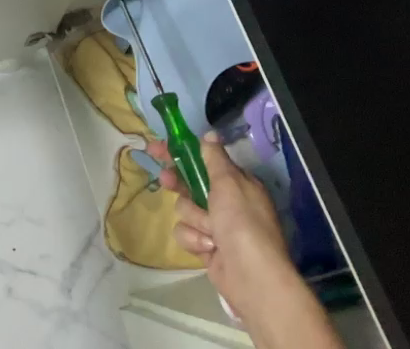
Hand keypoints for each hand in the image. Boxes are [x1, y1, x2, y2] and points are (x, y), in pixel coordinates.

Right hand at [151, 133, 308, 325]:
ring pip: (184, 208)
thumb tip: (210, 134)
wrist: (251, 275)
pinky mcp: (205, 245)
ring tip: (210, 231)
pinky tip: (209, 247)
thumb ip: (214, 157)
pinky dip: (195, 238)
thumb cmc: (242, 222)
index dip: (180, 152)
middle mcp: (226, 201)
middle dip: (178, 183)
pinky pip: (185, 231)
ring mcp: (215, 224)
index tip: (157, 148)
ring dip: (194, 218)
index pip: (203, 159)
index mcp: (237, 183)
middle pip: (189, 182)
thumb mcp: (229, 182)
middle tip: (166, 180)